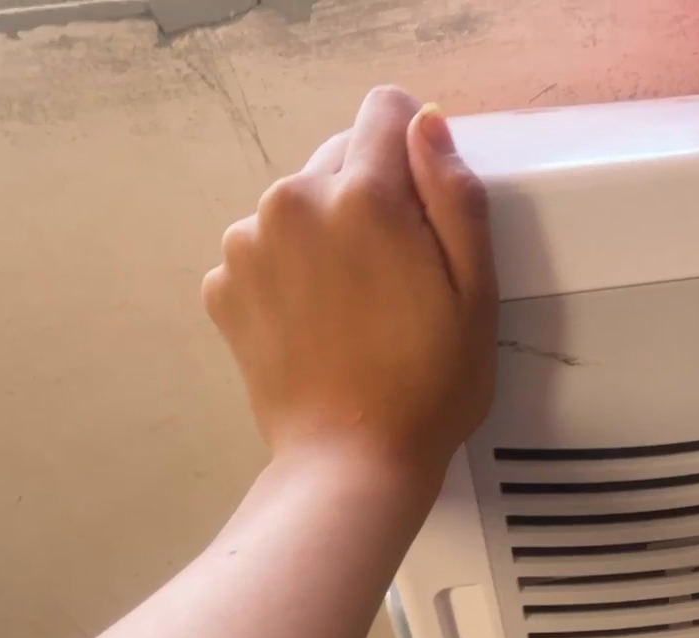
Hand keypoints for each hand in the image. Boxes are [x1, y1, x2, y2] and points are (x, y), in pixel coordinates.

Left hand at [203, 86, 497, 479]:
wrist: (354, 463)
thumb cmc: (430, 388)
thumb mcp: (477, 296)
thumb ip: (457, 198)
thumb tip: (430, 123)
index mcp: (364, 198)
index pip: (388, 112)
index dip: (418, 148)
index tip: (428, 204)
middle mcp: (292, 201)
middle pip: (341, 158)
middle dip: (373, 200)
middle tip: (399, 279)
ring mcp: (246, 244)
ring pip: (300, 206)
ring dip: (329, 237)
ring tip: (358, 309)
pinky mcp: (222, 285)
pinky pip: (266, 250)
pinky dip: (292, 273)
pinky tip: (319, 325)